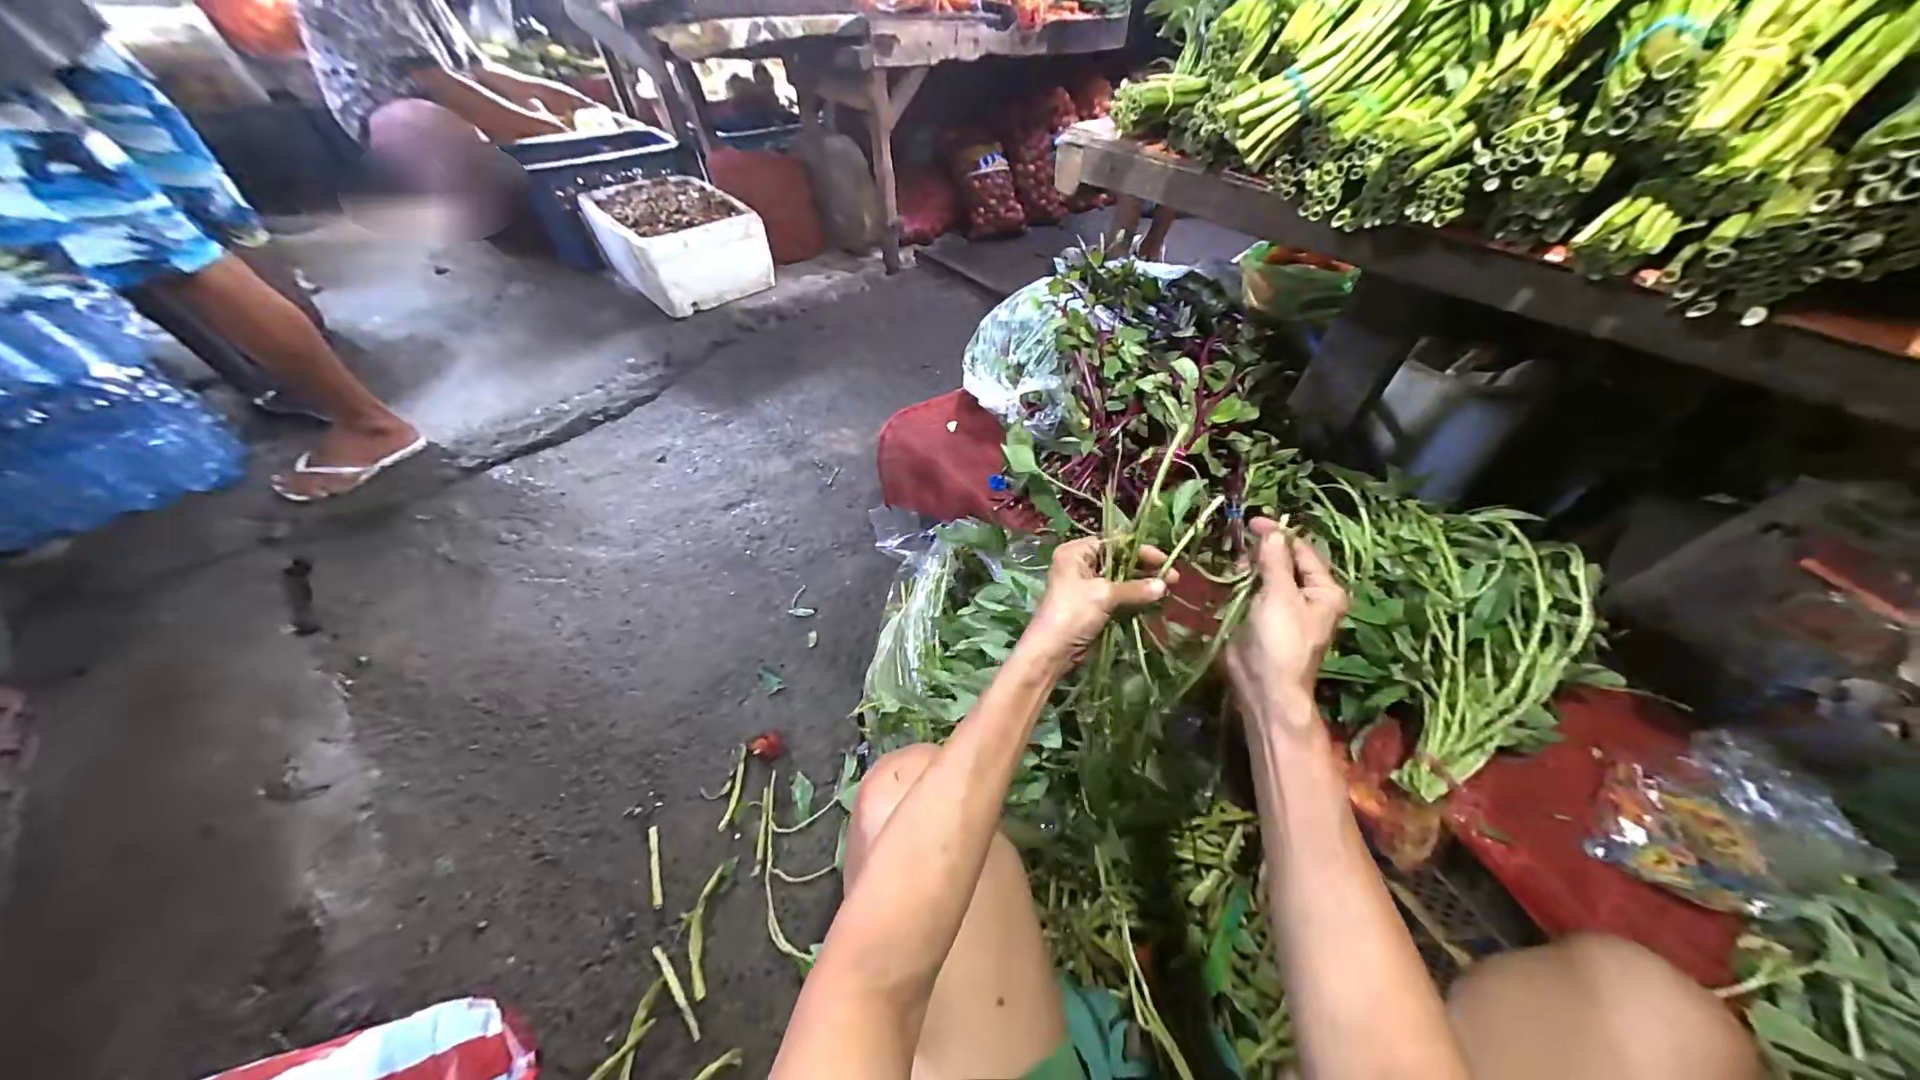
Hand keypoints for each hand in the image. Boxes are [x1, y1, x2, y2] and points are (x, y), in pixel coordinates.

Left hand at [1022, 537, 1176, 667]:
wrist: (1051, 652)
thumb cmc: (1072, 614)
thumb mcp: (1103, 595)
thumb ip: (1135, 588)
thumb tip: (1164, 585)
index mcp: (1076, 553)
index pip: (1114, 543)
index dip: (1141, 550)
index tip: (1166, 561)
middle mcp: (1080, 565)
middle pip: (1119, 561)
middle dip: (1145, 569)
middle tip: (1173, 578)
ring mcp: (1087, 587)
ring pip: (1121, 581)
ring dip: (1143, 586)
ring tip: (1168, 591)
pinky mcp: (1093, 607)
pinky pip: (1119, 598)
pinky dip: (1135, 600)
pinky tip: (1155, 603)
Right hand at [1224, 518, 1347, 731]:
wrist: (1265, 686)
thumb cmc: (1280, 641)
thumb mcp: (1279, 596)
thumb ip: (1274, 561)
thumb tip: (1272, 531)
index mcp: (1324, 590)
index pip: (1302, 550)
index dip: (1278, 533)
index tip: (1251, 521)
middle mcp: (1309, 597)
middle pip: (1285, 561)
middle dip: (1263, 549)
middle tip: (1239, 540)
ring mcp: (1285, 608)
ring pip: (1267, 575)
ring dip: (1250, 565)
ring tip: (1233, 559)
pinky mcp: (1263, 619)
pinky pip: (1254, 592)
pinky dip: (1242, 582)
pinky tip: (1230, 577)